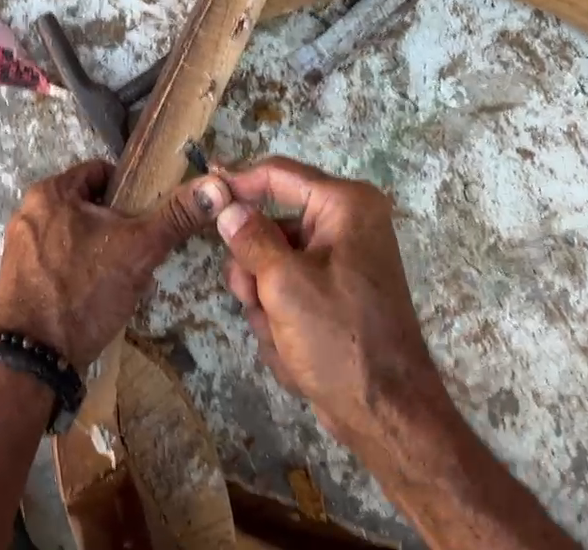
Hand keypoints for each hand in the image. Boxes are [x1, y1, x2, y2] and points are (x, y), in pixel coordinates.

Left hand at [0, 158, 217, 367]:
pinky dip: (81, 272)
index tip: (149, 217)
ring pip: (76, 236)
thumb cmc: (84, 292)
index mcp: (50, 192)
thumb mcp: (139, 249)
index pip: (100, 171)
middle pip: (89, 205)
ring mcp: (19, 248)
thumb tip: (217, 187)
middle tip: (140, 253)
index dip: (131, 190)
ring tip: (122, 279)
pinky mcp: (18, 280)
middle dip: (118, 226)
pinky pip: (59, 262)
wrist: (33, 362)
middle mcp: (28, 213)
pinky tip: (97, 297)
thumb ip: (177, 215)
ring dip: (101, 251)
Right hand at [202, 157, 447, 448]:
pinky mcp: (334, 291)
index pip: (278, 175)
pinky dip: (279, 316)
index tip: (202, 190)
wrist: (385, 413)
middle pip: (270, 224)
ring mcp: (340, 260)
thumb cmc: (339, 339)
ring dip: (263, 299)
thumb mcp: (284, 284)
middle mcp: (347, 223)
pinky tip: (291, 347)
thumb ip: (250, 239)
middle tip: (254, 297)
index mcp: (346, 205)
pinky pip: (287, 288)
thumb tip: (226, 207)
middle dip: (254, 267)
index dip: (237, 182)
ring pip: (271, 261)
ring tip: (280, 332)